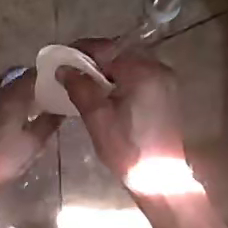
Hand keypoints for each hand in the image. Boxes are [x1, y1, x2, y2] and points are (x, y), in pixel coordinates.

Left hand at [0, 69, 61, 190]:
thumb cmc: (3, 159)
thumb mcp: (33, 144)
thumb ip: (49, 123)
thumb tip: (61, 110)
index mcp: (13, 97)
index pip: (33, 74)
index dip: (49, 74)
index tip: (62, 80)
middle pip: (19, 80)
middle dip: (37, 84)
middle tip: (54, 93)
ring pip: (8, 89)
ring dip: (23, 93)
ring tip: (39, 104)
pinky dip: (11, 102)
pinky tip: (18, 116)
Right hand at [63, 39, 186, 179]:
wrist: (159, 178)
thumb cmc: (126, 148)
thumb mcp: (96, 117)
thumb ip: (80, 87)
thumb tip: (63, 68)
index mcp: (143, 72)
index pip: (107, 48)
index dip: (81, 51)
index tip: (61, 58)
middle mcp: (159, 69)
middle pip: (120, 52)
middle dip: (94, 58)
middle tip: (70, 69)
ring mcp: (165, 82)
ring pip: (129, 64)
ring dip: (106, 69)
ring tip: (83, 81)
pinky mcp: (165, 95)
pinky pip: (138, 76)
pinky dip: (119, 78)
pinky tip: (103, 92)